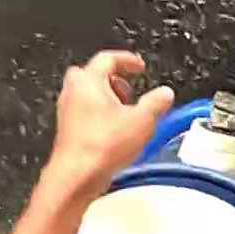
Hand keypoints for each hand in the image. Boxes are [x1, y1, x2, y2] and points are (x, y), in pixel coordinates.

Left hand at [36, 51, 174, 206]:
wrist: (77, 174)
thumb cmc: (102, 145)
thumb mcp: (143, 120)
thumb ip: (157, 103)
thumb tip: (166, 94)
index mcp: (89, 81)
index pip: (108, 59)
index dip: (127, 61)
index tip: (139, 66)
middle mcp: (73, 92)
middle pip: (93, 74)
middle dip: (115, 80)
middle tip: (131, 92)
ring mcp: (68, 111)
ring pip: (88, 94)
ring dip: (108, 99)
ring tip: (128, 115)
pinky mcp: (69, 130)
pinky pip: (86, 113)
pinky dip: (101, 115)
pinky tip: (117, 132)